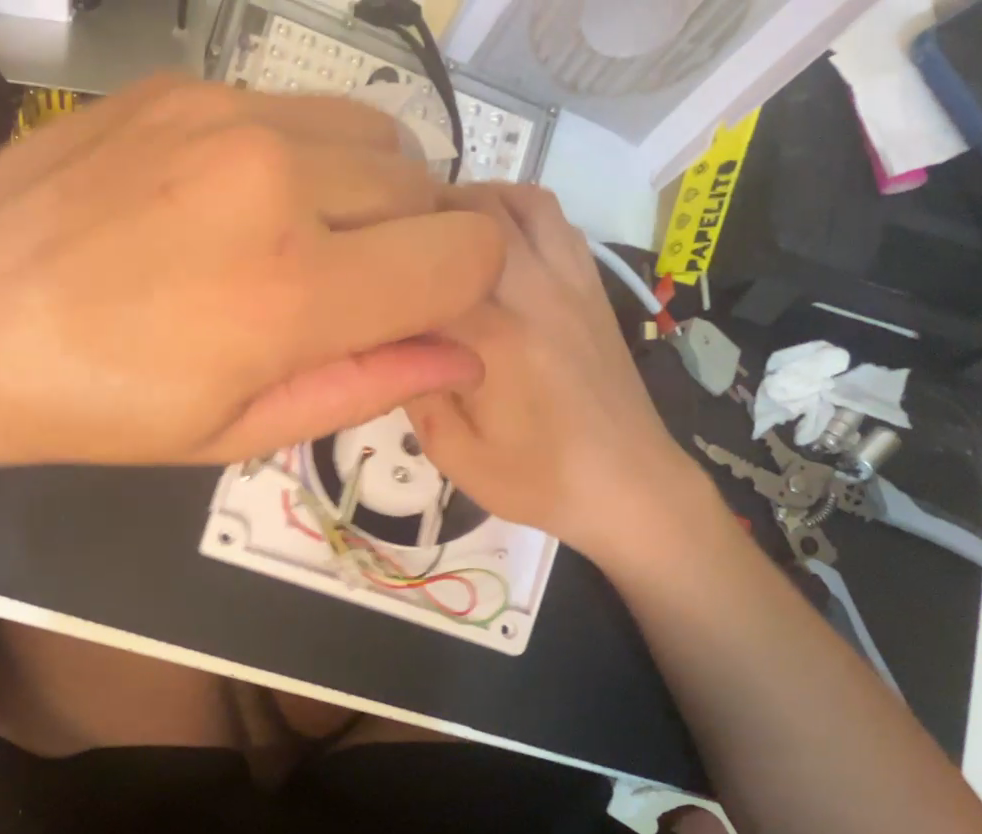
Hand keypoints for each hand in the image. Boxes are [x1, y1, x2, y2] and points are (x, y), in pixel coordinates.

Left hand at [0, 76, 508, 467]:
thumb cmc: (92, 408)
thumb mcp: (231, 432)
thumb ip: (358, 387)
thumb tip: (457, 351)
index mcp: (294, 290)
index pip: (467, 256)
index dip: (455, 296)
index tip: (407, 321)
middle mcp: (278, 179)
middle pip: (426, 186)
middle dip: (408, 245)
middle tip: (338, 293)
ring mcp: (223, 115)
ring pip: (369, 131)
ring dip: (363, 190)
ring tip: (289, 242)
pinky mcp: (176, 86)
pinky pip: (288, 106)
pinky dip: (293, 154)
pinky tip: (222, 201)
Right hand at [404, 185, 700, 563]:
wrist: (629, 485)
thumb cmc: (538, 480)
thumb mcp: (456, 455)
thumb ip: (416, 393)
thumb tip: (389, 345)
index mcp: (498, 337)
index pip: (431, 272)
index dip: (386, 263)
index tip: (352, 274)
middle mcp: (538, 293)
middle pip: (476, 213)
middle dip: (423, 212)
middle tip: (381, 238)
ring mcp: (572, 283)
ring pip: (522, 202)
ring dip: (473, 201)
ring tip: (434, 231)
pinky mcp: (592, 288)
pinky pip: (555, 222)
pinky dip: (515, 213)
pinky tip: (489, 245)